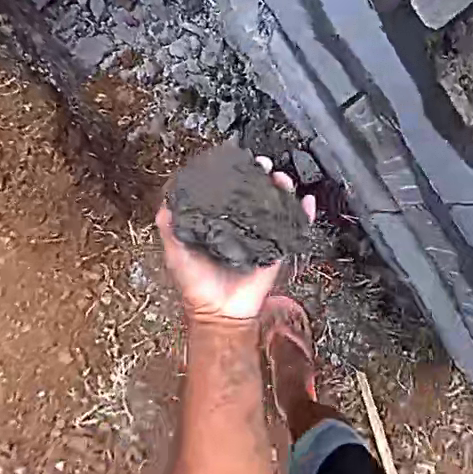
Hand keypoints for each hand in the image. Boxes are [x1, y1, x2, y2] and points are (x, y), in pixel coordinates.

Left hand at [155, 156, 316, 324]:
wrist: (221, 313)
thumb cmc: (197, 286)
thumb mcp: (176, 252)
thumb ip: (170, 228)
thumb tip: (164, 204)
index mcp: (220, 223)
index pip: (230, 192)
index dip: (236, 174)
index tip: (239, 160)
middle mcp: (242, 226)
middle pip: (257, 193)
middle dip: (263, 175)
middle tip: (264, 164)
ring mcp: (262, 236)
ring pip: (277, 206)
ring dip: (283, 188)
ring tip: (282, 178)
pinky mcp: (277, 250)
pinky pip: (295, 229)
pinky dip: (305, 214)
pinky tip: (308, 201)